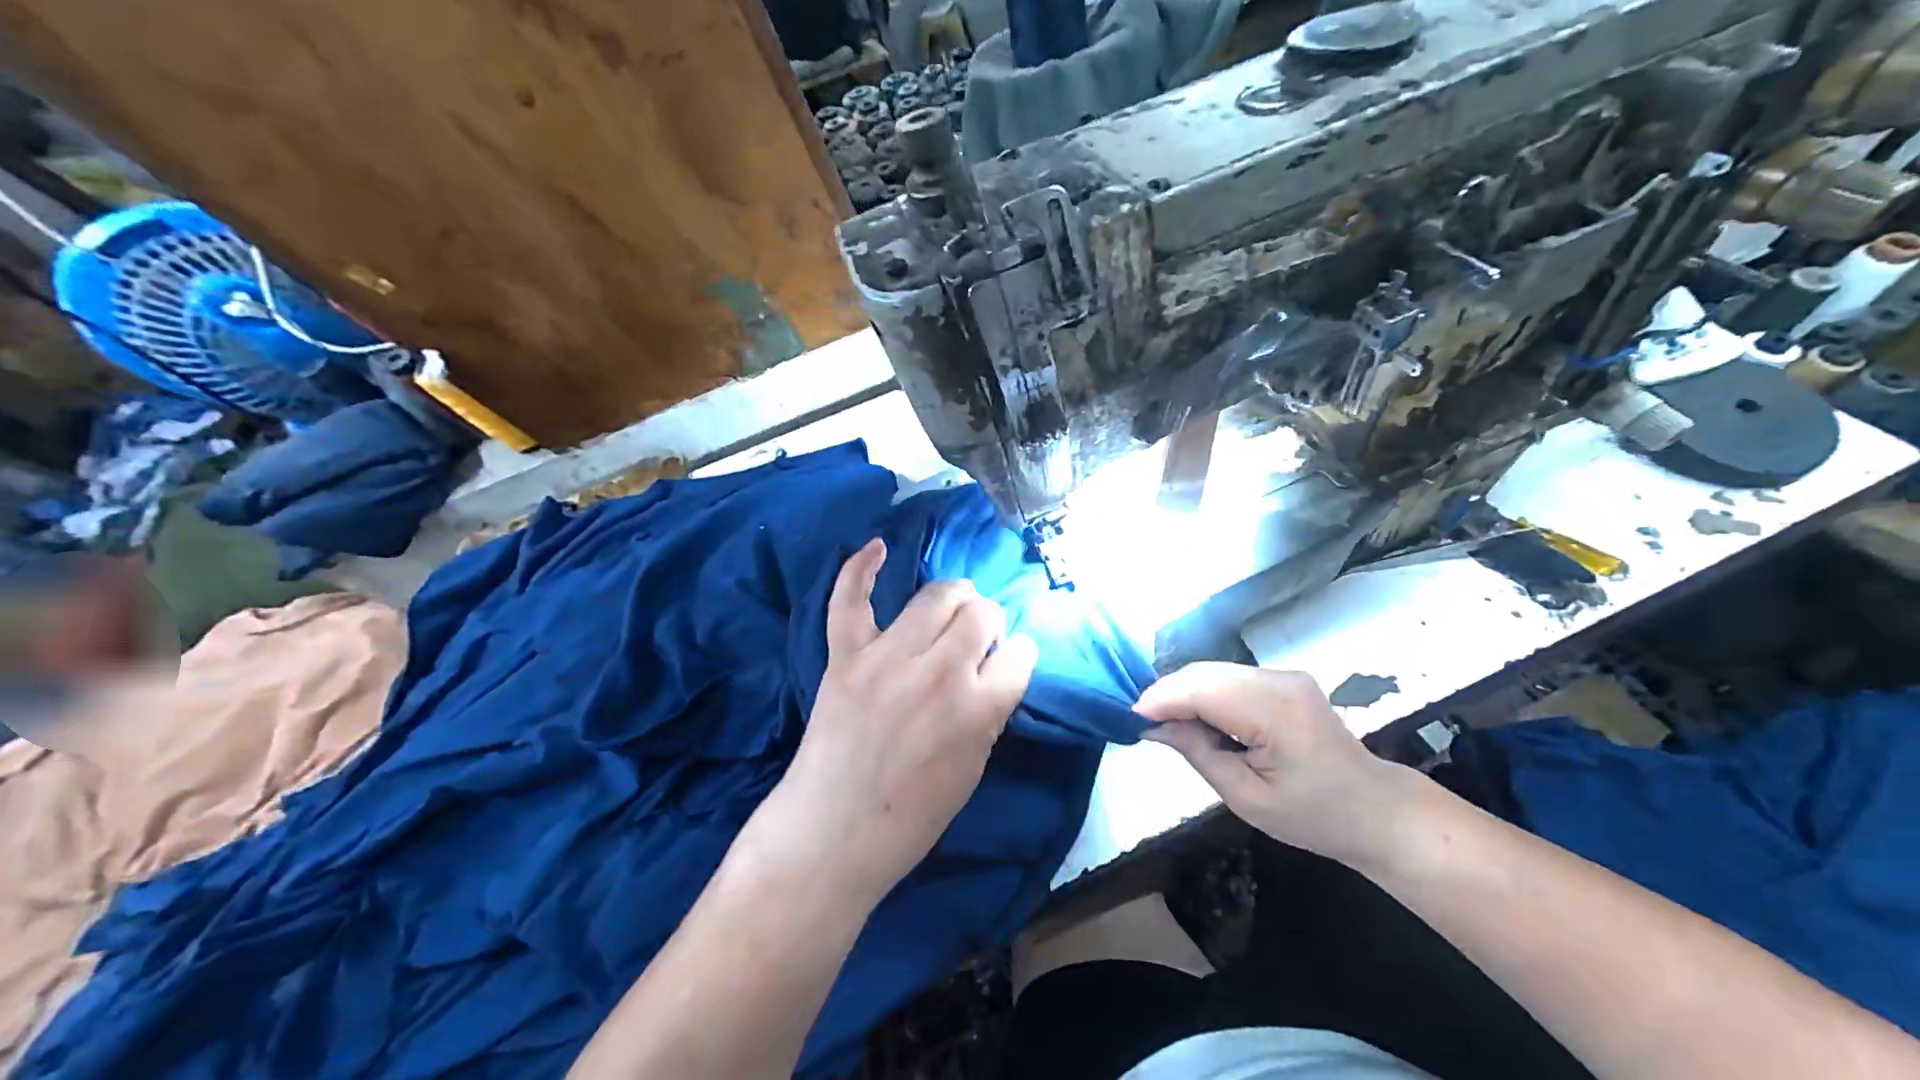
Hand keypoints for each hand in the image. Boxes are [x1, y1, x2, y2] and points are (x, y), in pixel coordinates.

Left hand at [753, 539, 1039, 902]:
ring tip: (953, 603)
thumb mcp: (972, 769)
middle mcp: (939, 672)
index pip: (1020, 653)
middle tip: (977, 638)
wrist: (832, 834)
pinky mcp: (846, 656)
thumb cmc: (910, 817)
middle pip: (982, 614)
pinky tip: (877, 546)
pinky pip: (852, 600)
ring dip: (954, 595)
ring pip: (936, 595)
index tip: (1008, 661)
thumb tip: (992, 672)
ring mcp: (888, 659)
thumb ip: (988, 713)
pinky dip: (861, 568)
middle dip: (989, 622)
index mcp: (978, 708)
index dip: (1017, 655)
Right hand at [1137, 664, 1425, 862]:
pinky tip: (1196, 717)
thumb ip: (1198, 754)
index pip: (1203, 691)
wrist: (1375, 809)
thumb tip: (1153, 727)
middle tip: (1143, 724)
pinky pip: (1228, 676)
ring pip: (1213, 671)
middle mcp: (1281, 681)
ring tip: (1166, 724)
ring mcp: (1284, 675)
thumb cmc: (1314, 815)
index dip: (1162, 700)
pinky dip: (1204, 692)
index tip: (1130, 719)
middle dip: (1167, 694)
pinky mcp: (1283, 678)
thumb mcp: (1247, 798)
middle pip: (1204, 673)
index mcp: (1277, 713)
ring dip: (1183, 692)